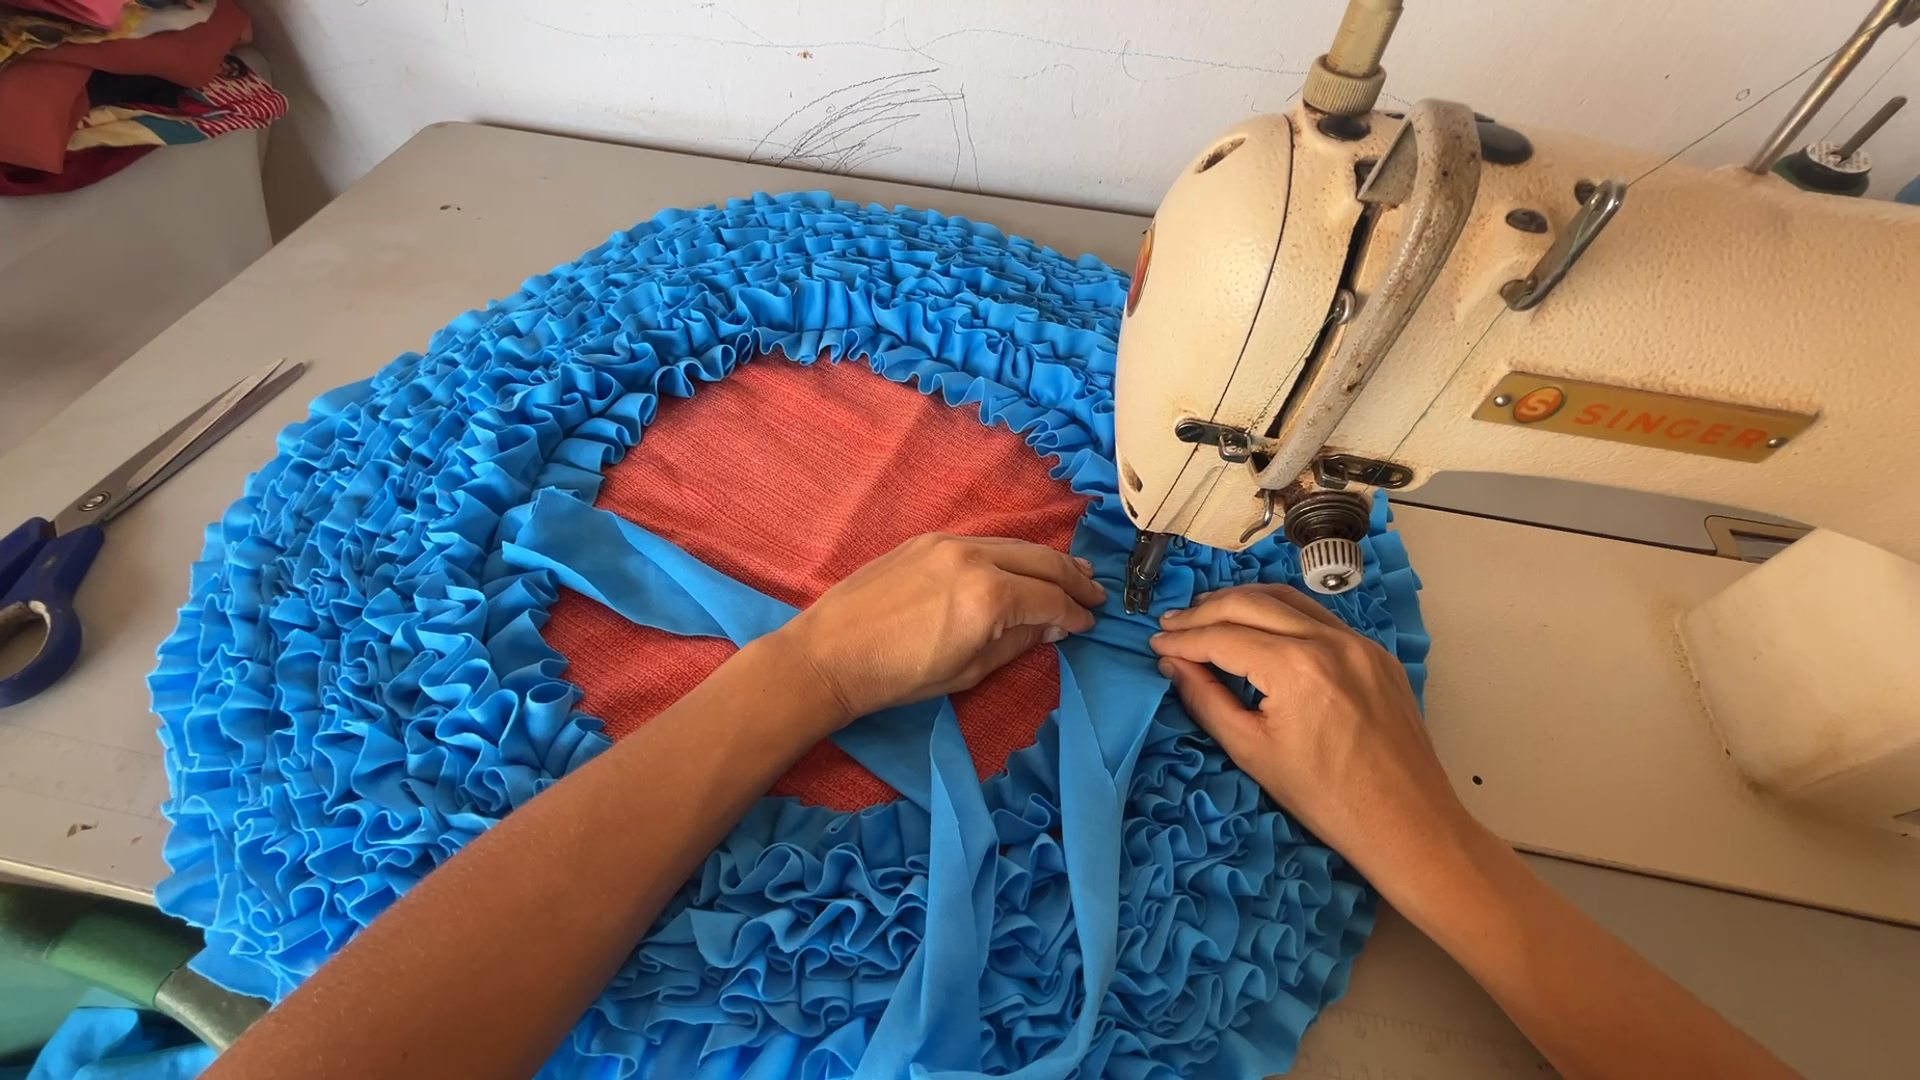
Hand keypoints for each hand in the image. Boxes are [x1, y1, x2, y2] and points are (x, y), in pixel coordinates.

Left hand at [773, 534, 1105, 725]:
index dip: (1075, 614)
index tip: (1090, 624)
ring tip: (1072, 574)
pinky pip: (985, 541)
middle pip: (1041, 561)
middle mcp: (975, 557)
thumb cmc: (900, 676)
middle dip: (1074, 578)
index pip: (1049, 599)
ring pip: (1015, 544)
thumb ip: (1017, 642)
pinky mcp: (928, 539)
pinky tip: (1020, 565)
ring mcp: (949, 542)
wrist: (831, 653)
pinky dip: (1012, 553)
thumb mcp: (968, 671)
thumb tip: (1051, 626)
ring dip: (1047, 560)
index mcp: (989, 596)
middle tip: (1096, 593)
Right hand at [1149, 584, 1478, 886]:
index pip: (1222, 637)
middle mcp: (1328, 640)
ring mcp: (1358, 641)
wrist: (1411, 826)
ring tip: (1205, 616)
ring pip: (1285, 598)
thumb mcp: (1251, 752)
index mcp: (1295, 668)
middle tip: (1171, 626)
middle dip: (1203, 612)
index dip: (1182, 640)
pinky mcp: (1375, 652)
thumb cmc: (1325, 799)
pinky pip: (1316, 616)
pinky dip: (1277, 612)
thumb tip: (1172, 664)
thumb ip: (1205, 700)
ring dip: (1239, 601)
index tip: (1154, 645)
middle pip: (1249, 603)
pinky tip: (1258, 627)